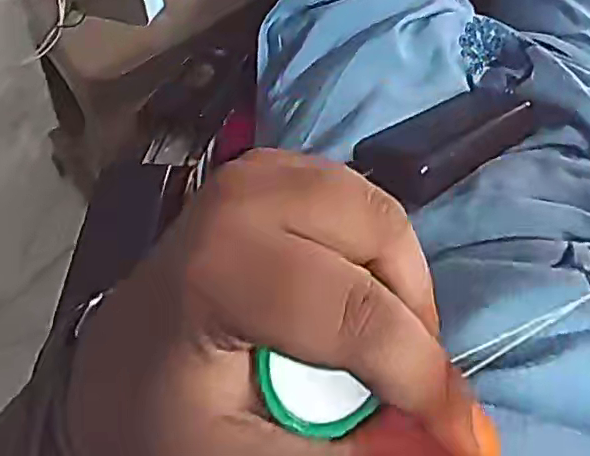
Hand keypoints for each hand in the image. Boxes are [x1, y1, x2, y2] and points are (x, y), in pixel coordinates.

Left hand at [66, 149, 494, 455]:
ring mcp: (264, 167)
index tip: (465, 438)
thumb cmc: (170, 411)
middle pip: (378, 232)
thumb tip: (453, 450)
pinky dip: (379, 248)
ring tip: (384, 338)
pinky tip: (356, 290)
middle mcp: (246, 193)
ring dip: (401, 277)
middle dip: (412, 310)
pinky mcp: (280, 164)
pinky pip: (361, 195)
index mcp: (222, 263)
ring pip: (379, 206)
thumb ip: (351, 454)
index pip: (350, 310)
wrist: (123, 356)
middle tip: (412, 379)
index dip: (421, 376)